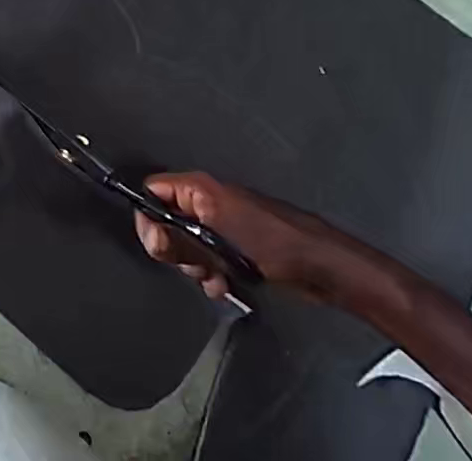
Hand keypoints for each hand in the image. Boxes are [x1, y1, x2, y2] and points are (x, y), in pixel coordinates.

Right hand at [134, 172, 382, 305]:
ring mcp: (219, 223)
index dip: (149, 219)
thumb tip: (149, 235)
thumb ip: (177, 237)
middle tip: (194, 263)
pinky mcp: (232, 244)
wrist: (323, 267)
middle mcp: (204, 201)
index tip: (160, 244)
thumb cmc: (275, 245)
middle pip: (165, 222)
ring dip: (194, 266)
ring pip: (184, 244)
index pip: (151, 192)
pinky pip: (205, 256)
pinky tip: (223, 283)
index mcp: (198, 188)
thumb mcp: (217, 242)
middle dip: (176, 249)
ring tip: (214, 276)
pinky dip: (210, 272)